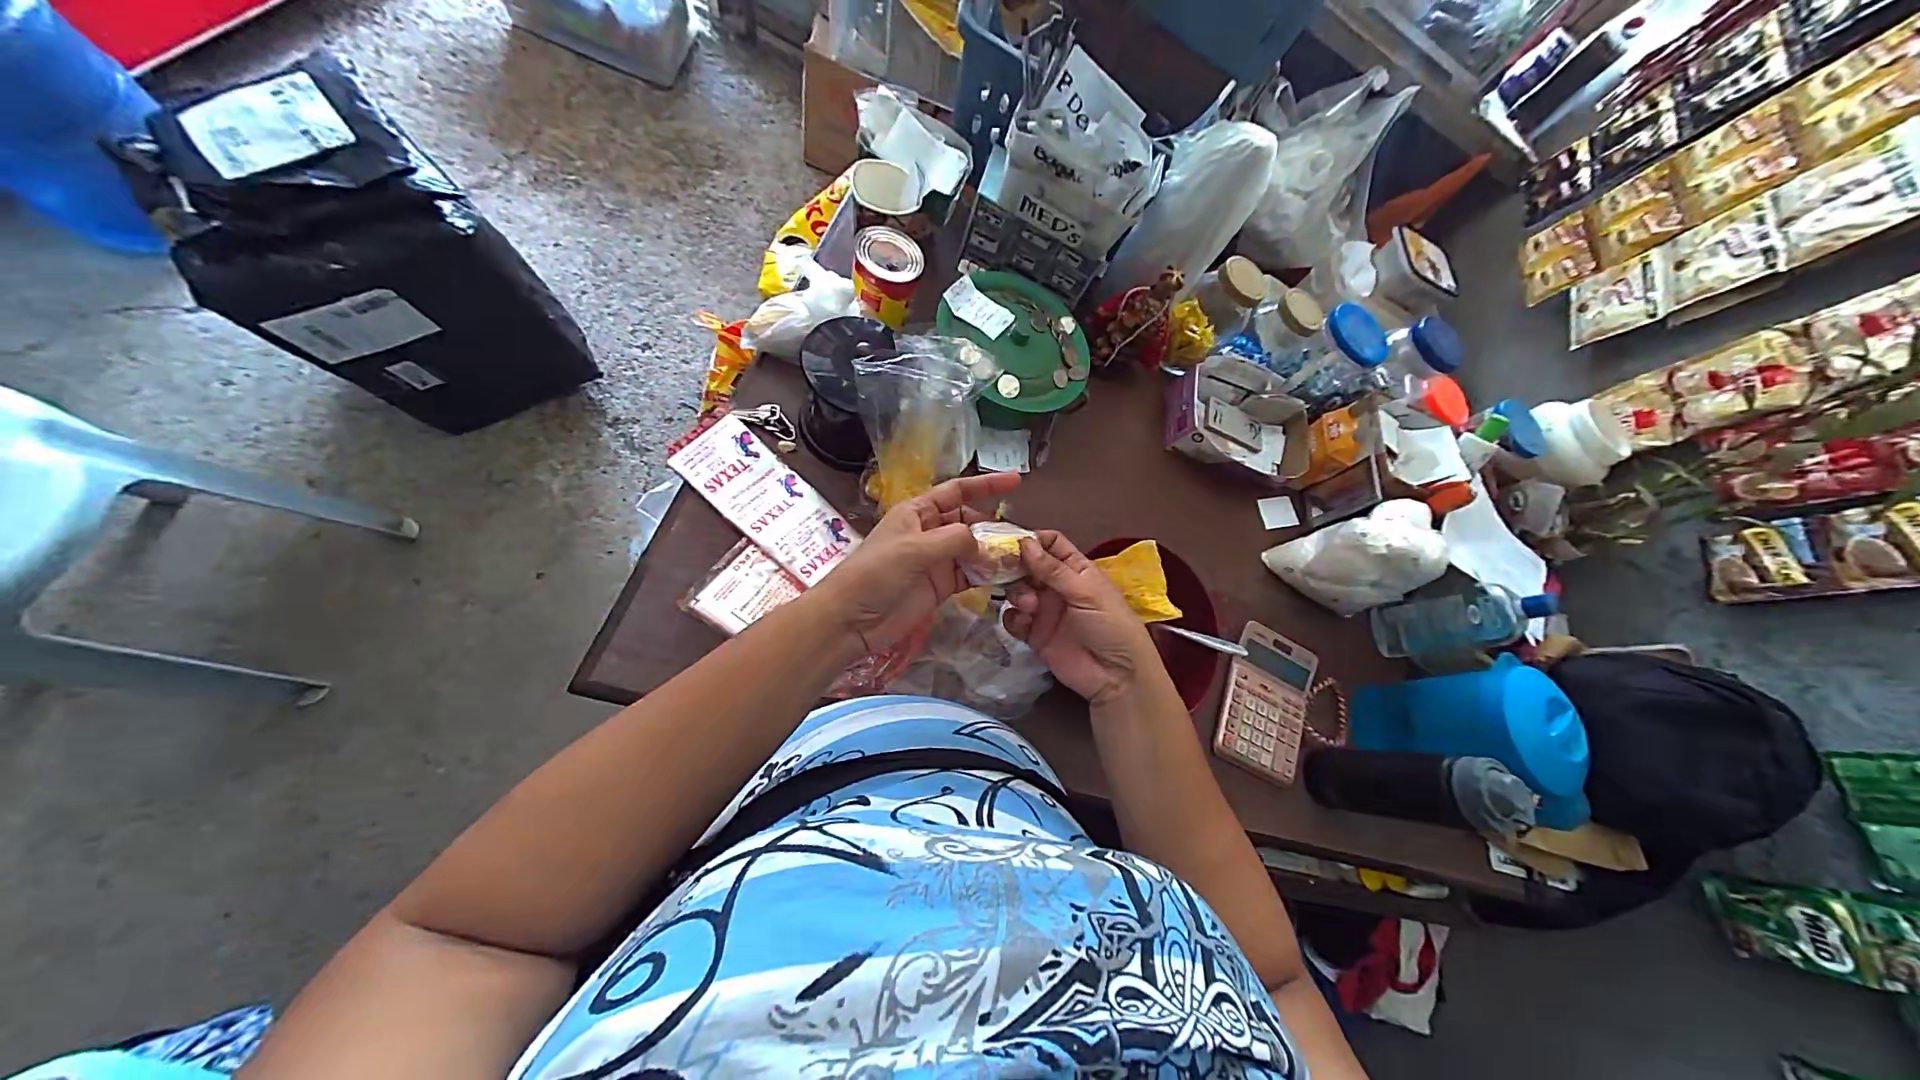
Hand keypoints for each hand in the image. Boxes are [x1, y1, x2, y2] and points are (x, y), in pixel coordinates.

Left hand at [810, 472, 1021, 653]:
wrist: (851, 620)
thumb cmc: (874, 574)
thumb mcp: (913, 549)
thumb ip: (953, 539)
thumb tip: (983, 541)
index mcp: (917, 513)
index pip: (957, 491)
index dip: (986, 485)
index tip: (1015, 481)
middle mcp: (928, 532)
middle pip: (969, 521)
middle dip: (994, 525)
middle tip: (1021, 536)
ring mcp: (935, 560)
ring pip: (973, 549)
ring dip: (994, 552)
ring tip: (1020, 556)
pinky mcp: (940, 586)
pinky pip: (970, 574)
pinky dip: (987, 574)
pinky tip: (1004, 576)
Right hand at [1003, 531, 1161, 705]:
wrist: (1117, 677)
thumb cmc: (1111, 626)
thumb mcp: (1086, 593)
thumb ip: (1053, 570)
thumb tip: (1024, 542)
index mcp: (1076, 570)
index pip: (1050, 544)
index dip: (1033, 540)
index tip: (1012, 541)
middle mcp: (1057, 587)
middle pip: (1027, 566)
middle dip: (1016, 567)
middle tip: (1004, 570)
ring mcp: (1044, 610)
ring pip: (1017, 591)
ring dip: (1016, 593)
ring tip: (1029, 605)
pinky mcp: (1034, 635)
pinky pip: (1014, 619)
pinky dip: (1013, 617)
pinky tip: (1023, 621)